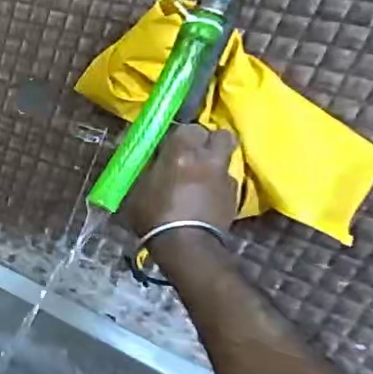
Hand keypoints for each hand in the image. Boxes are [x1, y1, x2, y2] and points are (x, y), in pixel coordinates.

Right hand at [119, 123, 238, 237]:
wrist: (186, 246)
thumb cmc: (153, 214)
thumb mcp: (137, 189)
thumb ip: (147, 168)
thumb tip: (149, 158)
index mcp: (181, 153)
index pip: (189, 127)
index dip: (180, 135)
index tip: (168, 145)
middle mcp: (208, 160)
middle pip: (221, 135)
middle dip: (209, 140)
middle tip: (193, 152)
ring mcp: (226, 178)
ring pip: (226, 159)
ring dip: (214, 163)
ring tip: (198, 177)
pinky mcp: (235, 196)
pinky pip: (227, 181)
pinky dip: (217, 185)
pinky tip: (203, 198)